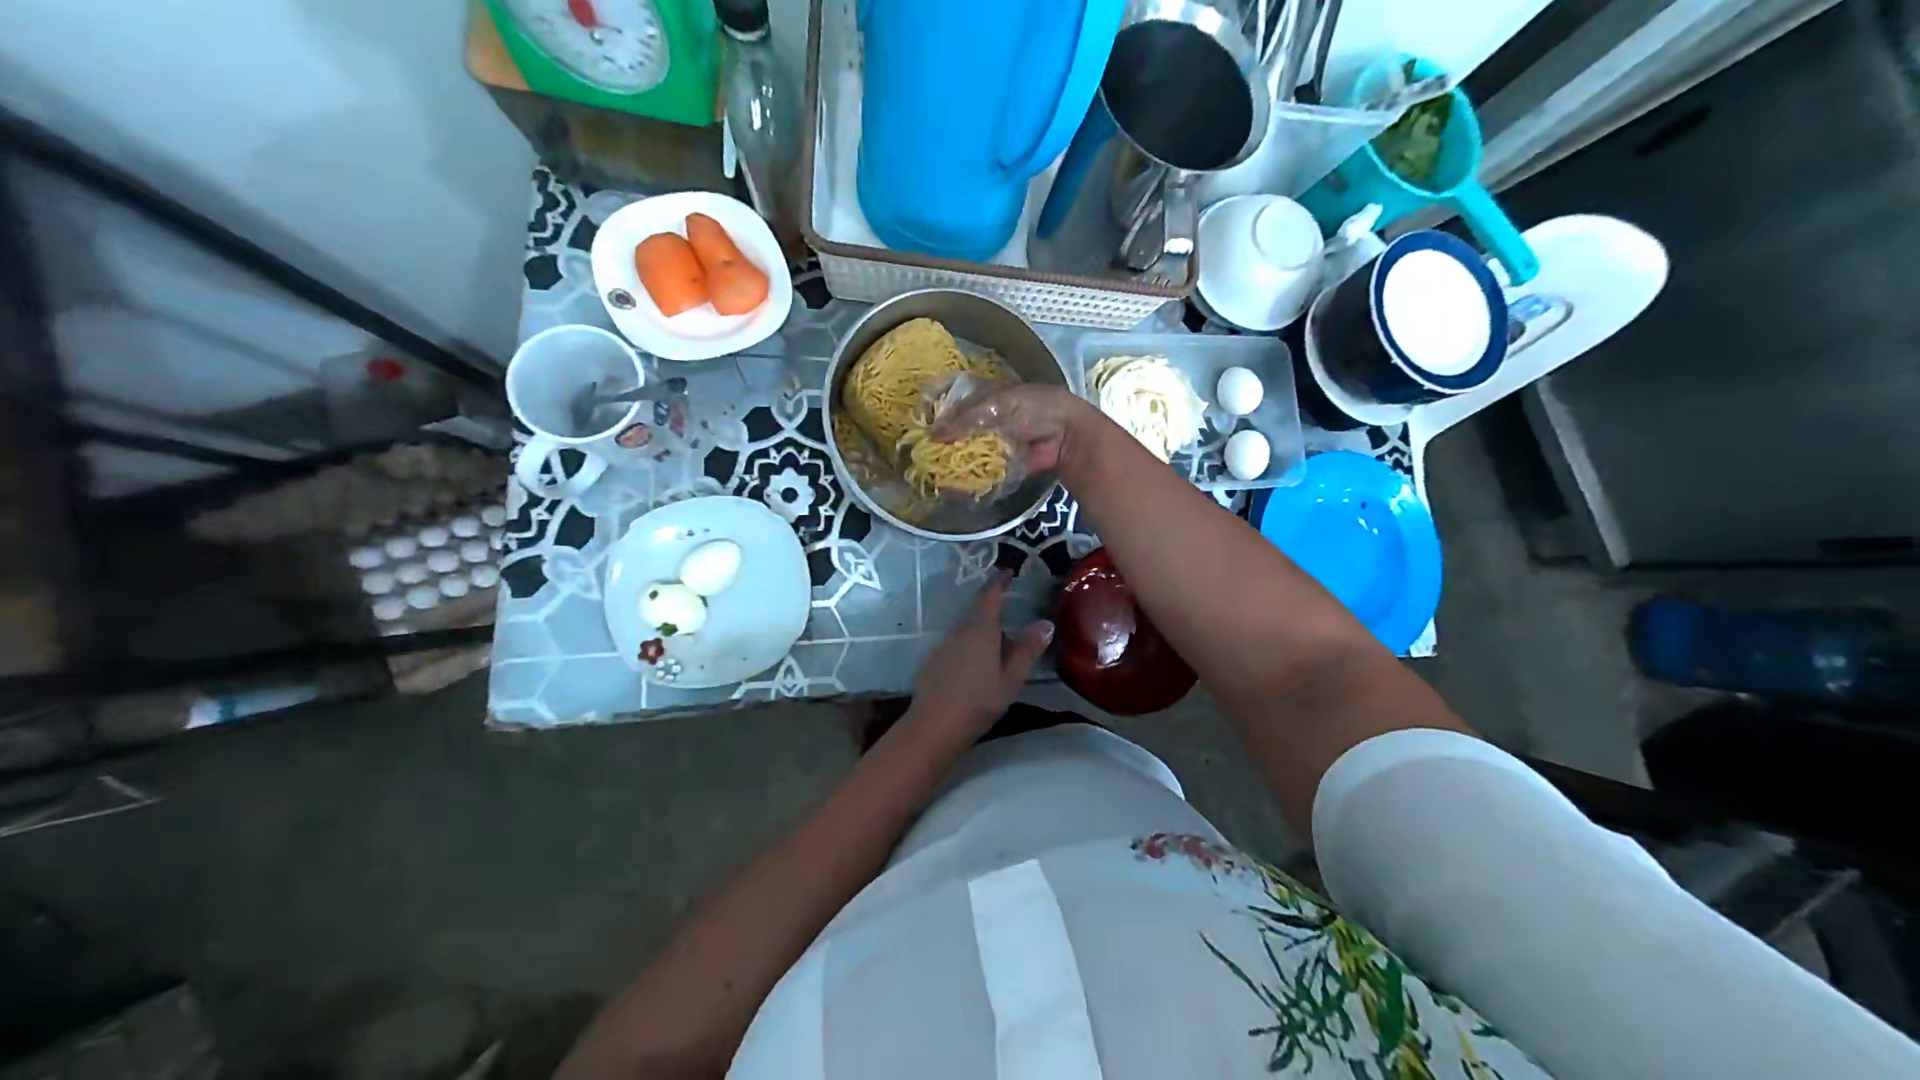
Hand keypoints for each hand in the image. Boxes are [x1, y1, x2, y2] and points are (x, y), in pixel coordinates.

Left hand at [908, 573, 1053, 737]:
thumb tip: (1045, 623)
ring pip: (967, 630)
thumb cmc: (979, 701)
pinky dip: (971, 646)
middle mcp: (958, 630)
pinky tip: (978, 666)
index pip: (989, 596)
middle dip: (995, 612)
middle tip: (1014, 618)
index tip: (1008, 572)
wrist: (934, 725)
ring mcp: (943, 645)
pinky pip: (957, 644)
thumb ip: (1027, 650)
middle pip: (978, 613)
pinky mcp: (934, 660)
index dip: (999, 582)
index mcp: (980, 629)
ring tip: (1000, 648)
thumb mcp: (1011, 678)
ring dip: (983, 632)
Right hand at [932, 383, 1091, 474]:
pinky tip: (950, 481)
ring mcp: (997, 441)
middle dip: (943, 437)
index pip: (956, 400)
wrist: (1065, 435)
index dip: (939, 408)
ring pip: (969, 449)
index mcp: (989, 394)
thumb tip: (934, 435)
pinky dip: (969, 476)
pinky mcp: (1004, 463)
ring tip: (931, 467)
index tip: (919, 420)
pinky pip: (982, 469)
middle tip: (920, 448)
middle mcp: (990, 417)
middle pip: (960, 427)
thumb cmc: (1031, 408)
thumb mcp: (996, 405)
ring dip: (953, 458)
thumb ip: (965, 419)